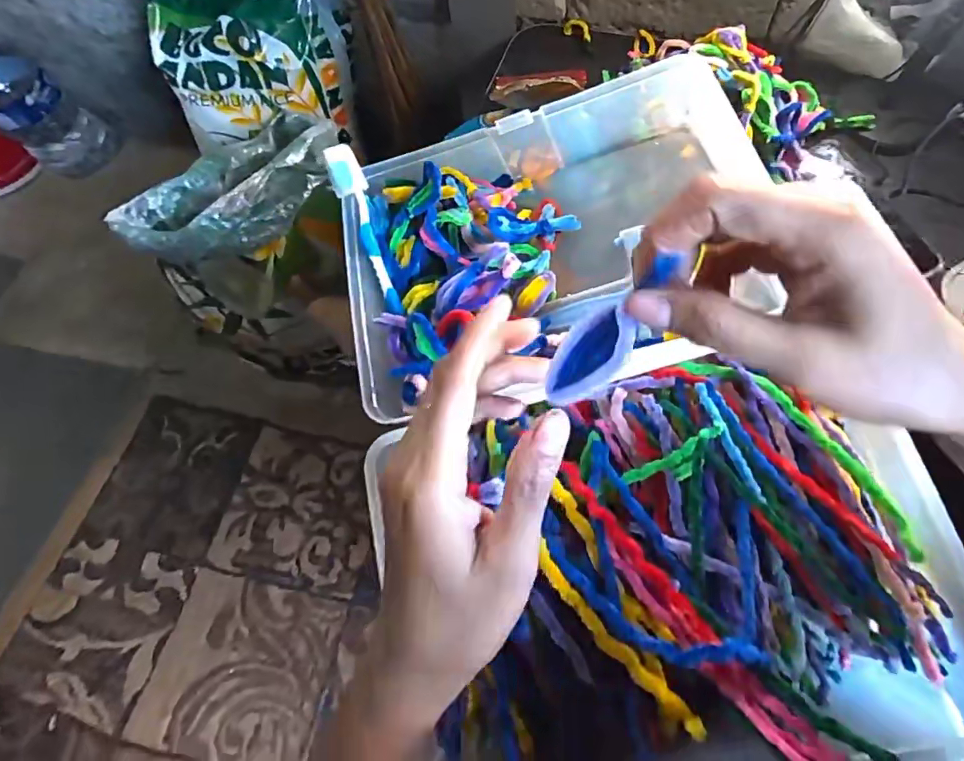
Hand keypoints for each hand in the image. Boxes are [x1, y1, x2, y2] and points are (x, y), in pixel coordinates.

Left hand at [366, 296, 569, 731]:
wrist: (412, 660)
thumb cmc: (465, 618)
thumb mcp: (511, 558)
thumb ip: (530, 483)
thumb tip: (556, 418)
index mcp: (429, 479)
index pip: (452, 389)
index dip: (477, 339)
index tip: (504, 302)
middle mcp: (409, 462)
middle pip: (447, 384)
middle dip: (493, 351)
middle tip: (543, 339)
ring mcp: (407, 468)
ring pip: (446, 400)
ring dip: (490, 378)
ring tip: (542, 374)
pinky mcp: (415, 477)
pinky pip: (445, 423)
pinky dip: (478, 404)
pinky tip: (512, 408)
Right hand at [626, 175, 963, 440]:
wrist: (955, 385)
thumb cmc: (889, 376)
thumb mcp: (797, 359)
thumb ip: (714, 327)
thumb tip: (635, 305)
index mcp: (821, 221)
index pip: (720, 197)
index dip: (668, 232)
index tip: (644, 285)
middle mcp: (814, 203)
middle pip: (718, 201)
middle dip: (673, 245)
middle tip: (651, 300)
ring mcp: (812, 217)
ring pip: (725, 219)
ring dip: (691, 258)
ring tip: (677, 308)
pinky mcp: (808, 237)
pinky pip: (745, 238)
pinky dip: (716, 267)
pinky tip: (713, 303)